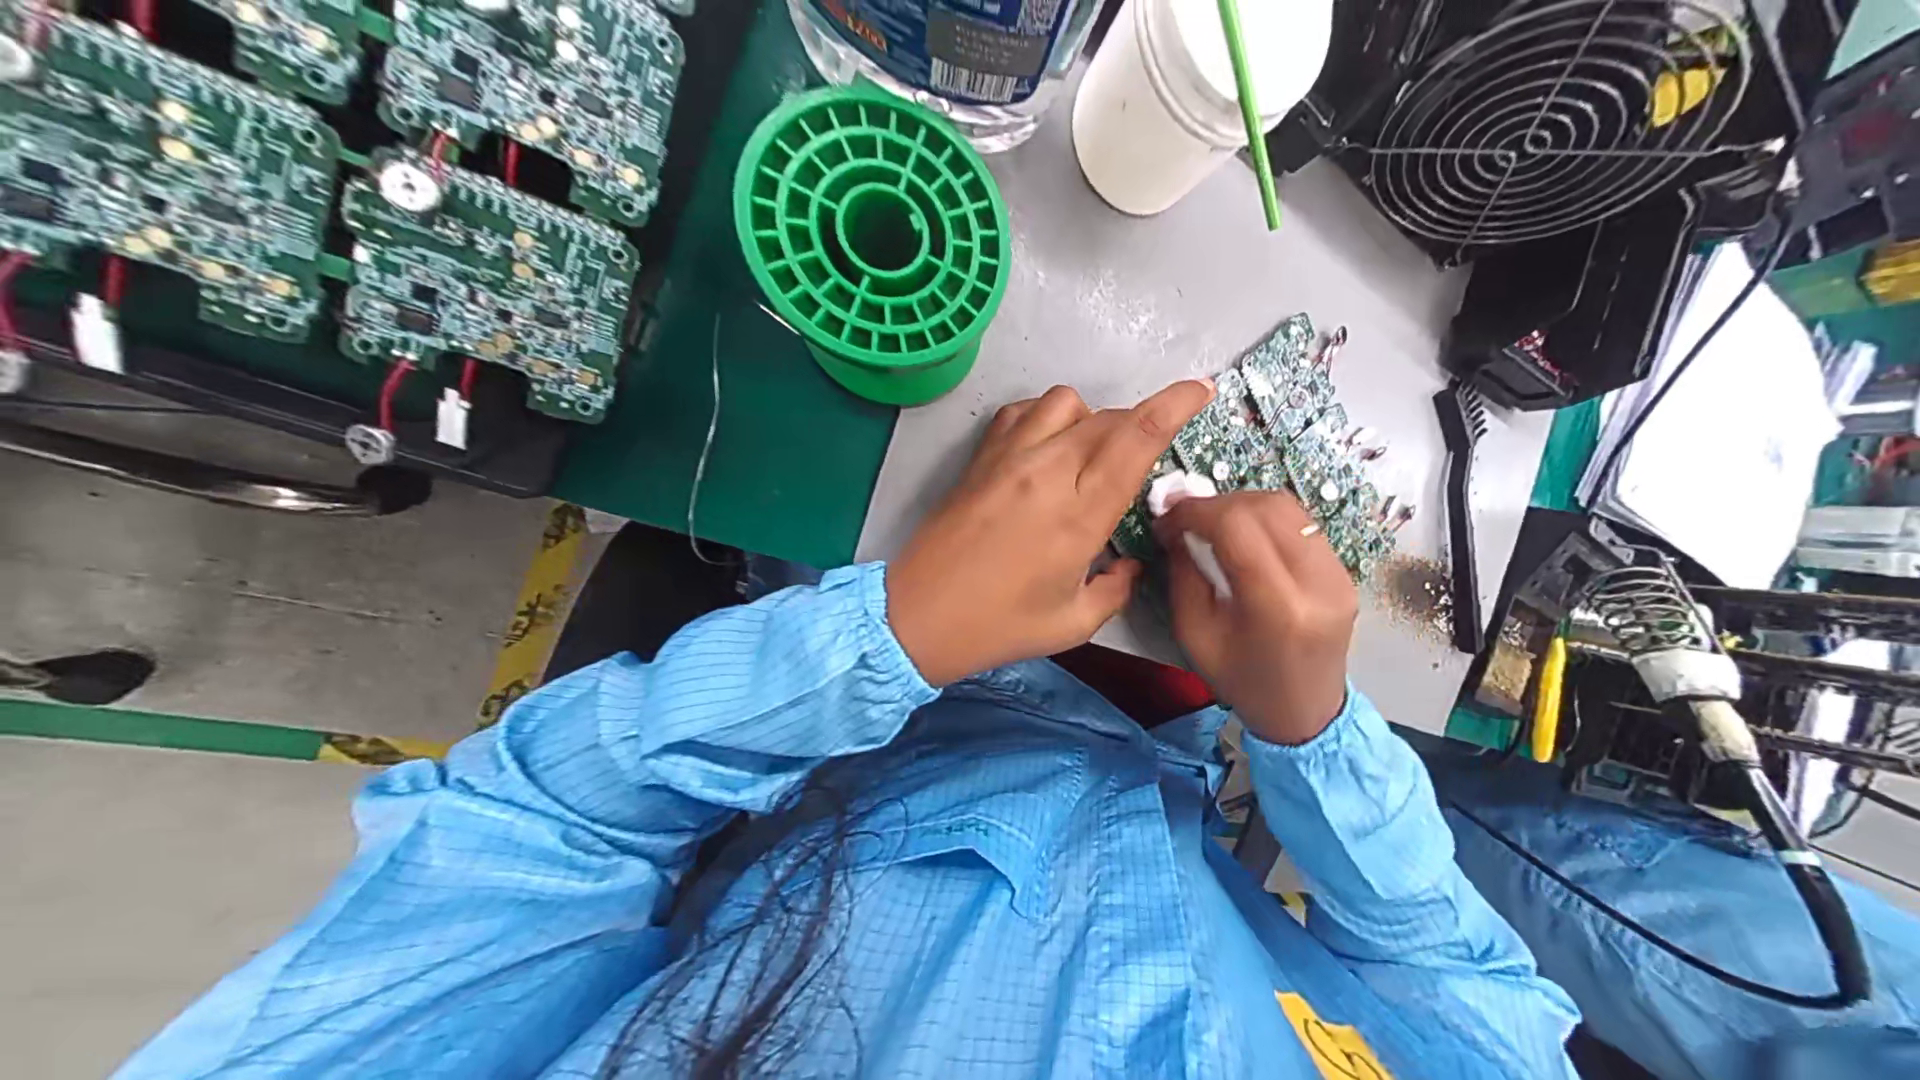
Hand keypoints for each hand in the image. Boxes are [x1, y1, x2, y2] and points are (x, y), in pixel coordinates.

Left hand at [888, 380, 1213, 685]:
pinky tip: (1043, 446)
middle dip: (1138, 424)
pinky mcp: (980, 458)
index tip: (1198, 387)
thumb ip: (1115, 589)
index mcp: (1080, 514)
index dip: (1173, 405)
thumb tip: (1131, 565)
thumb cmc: (998, 626)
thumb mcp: (1072, 624)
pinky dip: (1043, 417)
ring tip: (1086, 455)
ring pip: (1064, 402)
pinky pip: (1020, 412)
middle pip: (1108, 418)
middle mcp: (1048, 472)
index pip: (1135, 440)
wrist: (917, 616)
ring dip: (1090, 418)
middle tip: (1138, 460)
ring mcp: (1008, 458)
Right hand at [1155, 491, 1357, 744]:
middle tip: (1184, 518)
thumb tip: (1176, 527)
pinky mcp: (1343, 571)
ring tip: (1210, 523)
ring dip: (1240, 505)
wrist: (1304, 711)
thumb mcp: (1194, 634)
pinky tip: (1241, 535)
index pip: (1236, 526)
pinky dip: (1263, 518)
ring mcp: (1338, 574)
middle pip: (1265, 507)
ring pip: (1286, 506)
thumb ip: (1183, 574)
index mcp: (1277, 607)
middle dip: (1215, 503)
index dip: (1194, 511)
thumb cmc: (1242, 680)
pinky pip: (1300, 523)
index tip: (1166, 519)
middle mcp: (1317, 582)